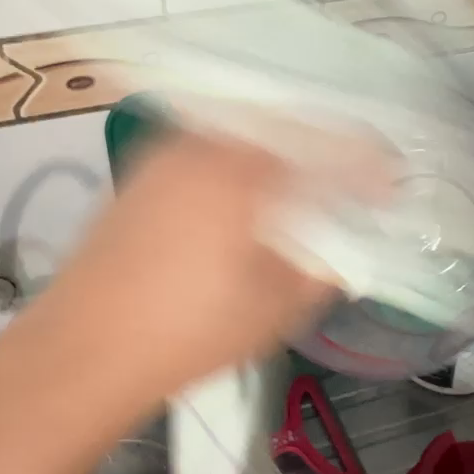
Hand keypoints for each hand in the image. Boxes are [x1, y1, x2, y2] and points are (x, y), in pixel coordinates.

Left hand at [31, 134, 342, 402]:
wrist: (81, 349)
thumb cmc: (188, 331)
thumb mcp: (276, 307)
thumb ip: (324, 266)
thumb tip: (347, 248)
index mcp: (246, 167)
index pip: (325, 147)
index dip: (367, 163)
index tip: (392, 181)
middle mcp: (205, 143)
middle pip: (283, 123)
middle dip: (327, 144)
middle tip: (355, 171)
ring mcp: (167, 153)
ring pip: (242, 130)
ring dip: (282, 147)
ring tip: (308, 176)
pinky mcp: (141, 172)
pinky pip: (208, 146)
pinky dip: (241, 157)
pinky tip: (248, 189)